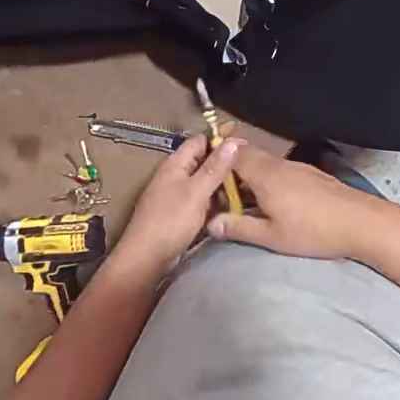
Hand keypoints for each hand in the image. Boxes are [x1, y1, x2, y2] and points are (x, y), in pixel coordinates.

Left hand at [106, 136, 241, 279]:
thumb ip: (215, 166)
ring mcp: (179, 194)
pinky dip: (218, 197)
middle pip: (204, 160)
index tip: (246, 145)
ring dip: (224, 181)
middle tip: (253, 167)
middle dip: (226, 162)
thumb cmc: (170, 221)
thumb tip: (233, 141)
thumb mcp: (196, 191)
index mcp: (176, 164)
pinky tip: (235, 203)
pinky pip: (204, 197)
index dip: (222, 140)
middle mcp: (177, 175)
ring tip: (250, 184)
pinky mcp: (183, 211)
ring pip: (206, 180)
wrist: (147, 259)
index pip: (201, 141)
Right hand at [206, 143, 399, 261]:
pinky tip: (270, 201)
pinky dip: (268, 180)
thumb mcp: (271, 236)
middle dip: (231, 169)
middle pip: (249, 156)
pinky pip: (281, 171)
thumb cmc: (314, 231)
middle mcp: (281, 165)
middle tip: (218, 190)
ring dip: (250, 176)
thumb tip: (210, 224)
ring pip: (266, 164)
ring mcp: (298, 168)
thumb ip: (239, 228)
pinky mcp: (312, 175)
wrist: (360, 222)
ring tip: (241, 199)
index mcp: (266, 175)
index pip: (234, 154)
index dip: (217, 158)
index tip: (204, 170)